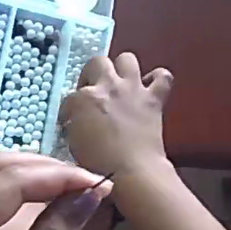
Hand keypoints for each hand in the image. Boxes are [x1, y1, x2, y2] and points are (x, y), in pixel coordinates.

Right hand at [59, 51, 173, 179]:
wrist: (131, 170)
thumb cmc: (97, 162)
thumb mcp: (73, 141)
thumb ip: (74, 123)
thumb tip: (76, 120)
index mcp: (83, 98)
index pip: (70, 97)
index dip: (68, 110)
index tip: (69, 121)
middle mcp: (108, 85)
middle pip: (96, 63)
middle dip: (91, 75)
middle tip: (92, 92)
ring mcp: (133, 89)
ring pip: (126, 59)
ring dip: (121, 69)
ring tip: (118, 84)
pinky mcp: (154, 98)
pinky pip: (161, 77)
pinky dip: (155, 80)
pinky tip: (147, 88)